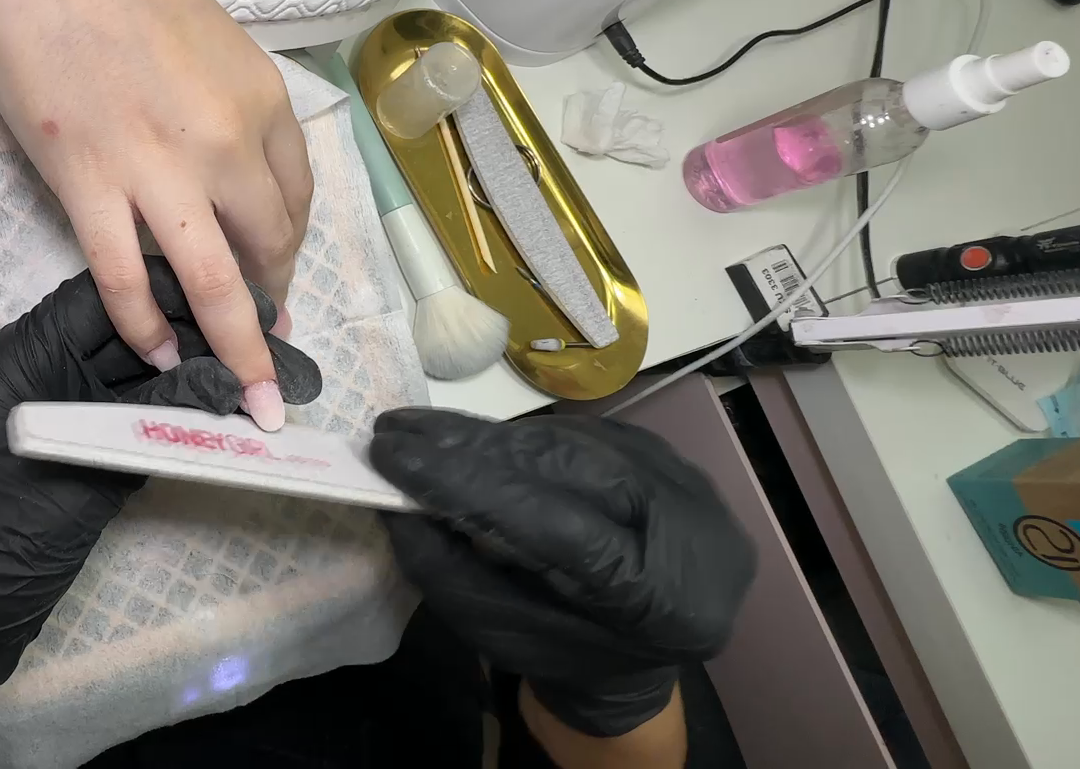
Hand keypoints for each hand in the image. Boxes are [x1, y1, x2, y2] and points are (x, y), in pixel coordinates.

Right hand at [0, 0, 312, 432]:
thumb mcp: (216, 45)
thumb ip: (239, 118)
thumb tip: (239, 191)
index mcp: (264, 100)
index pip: (298, 200)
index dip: (290, 252)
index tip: (277, 280)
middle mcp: (226, 141)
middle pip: (270, 249)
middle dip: (274, 308)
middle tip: (269, 346)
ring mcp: (158, 168)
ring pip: (212, 283)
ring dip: (236, 350)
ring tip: (249, 398)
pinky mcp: (90, 185)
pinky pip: (124, 278)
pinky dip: (143, 325)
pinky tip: (156, 353)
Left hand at [0, 258, 318, 752]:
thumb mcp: (75, 480)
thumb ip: (151, 423)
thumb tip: (231, 383)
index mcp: (21, 354)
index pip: (108, 295)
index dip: (176, 294)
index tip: (245, 305)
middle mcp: (42, 367)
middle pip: (131, 331)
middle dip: (200, 338)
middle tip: (275, 349)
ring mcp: (62, 408)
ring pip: (140, 375)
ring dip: (199, 379)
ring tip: (267, 385)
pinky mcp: (79, 446)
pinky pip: (136, 415)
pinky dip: (180, 415)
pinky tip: (229, 418)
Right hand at [369, 409, 755, 737]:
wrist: (637, 643)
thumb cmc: (561, 648)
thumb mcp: (494, 629)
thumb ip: (442, 567)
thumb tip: (392, 498)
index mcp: (661, 599)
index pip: (553, 524)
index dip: (465, 483)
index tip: (390, 455)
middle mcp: (690, 526)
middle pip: (554, 467)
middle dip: (461, 447)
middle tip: (389, 431)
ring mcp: (679, 476)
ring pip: (555, 439)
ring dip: (476, 434)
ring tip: (414, 431)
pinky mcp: (657, 448)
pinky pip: (564, 432)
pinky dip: (505, 434)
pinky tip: (461, 437)